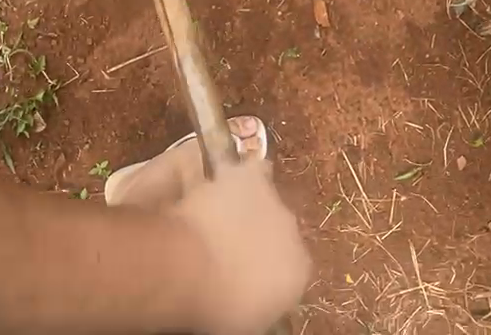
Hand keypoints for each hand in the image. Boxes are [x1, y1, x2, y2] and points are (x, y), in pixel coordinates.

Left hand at [172, 159, 310, 334]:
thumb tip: (253, 294)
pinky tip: (224, 182)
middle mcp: (294, 233)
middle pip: (281, 230)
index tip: (248, 275)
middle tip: (232, 247)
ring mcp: (273, 201)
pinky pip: (253, 171)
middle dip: (261, 235)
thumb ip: (262, 299)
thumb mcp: (247, 318)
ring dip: (251, 206)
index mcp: (298, 271)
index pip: (292, 267)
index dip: (269, 268)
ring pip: (267, 199)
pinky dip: (241, 176)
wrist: (192, 268)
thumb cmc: (217, 306)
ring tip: (223, 217)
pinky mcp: (250, 177)